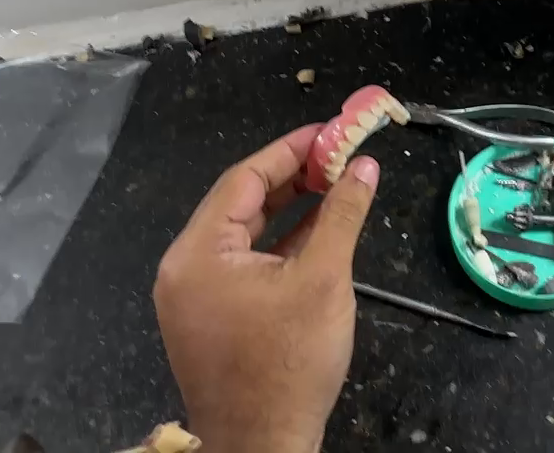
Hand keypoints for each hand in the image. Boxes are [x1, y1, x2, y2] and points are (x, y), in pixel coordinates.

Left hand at [153, 124, 379, 451]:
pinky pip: (249, 259)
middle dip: (294, 175)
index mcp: (199, 253)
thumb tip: (365, 165)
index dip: (290, 150)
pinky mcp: (215, 314)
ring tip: (335, 180)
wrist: (266, 449)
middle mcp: (188, 267)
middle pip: (244, 200)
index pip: (245, 179)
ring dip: (292, 204)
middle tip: (338, 154)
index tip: (330, 131)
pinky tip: (321, 223)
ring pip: (248, 229)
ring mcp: (198, 294)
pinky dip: (284, 239)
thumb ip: (343, 213)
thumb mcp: (323, 277)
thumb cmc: (290, 361)